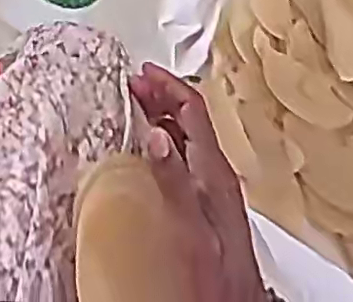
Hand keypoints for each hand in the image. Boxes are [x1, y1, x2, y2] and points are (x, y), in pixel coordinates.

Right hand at [129, 64, 267, 301]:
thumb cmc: (217, 281)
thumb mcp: (192, 229)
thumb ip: (175, 181)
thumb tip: (156, 135)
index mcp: (215, 172)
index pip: (194, 110)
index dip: (169, 85)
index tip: (144, 72)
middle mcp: (217, 175)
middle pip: (192, 118)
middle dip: (163, 93)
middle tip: (136, 82)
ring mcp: (214, 189)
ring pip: (189, 134)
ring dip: (164, 113)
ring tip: (139, 103)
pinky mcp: (208, 204)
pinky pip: (186, 155)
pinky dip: (166, 138)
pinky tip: (151, 146)